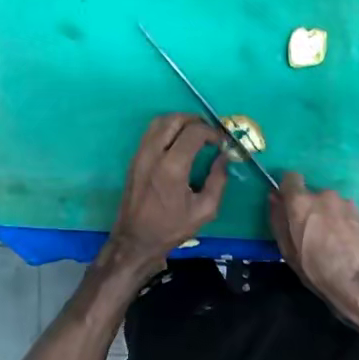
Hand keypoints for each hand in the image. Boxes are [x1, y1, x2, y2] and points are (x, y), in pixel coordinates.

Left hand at [108, 115, 228, 271]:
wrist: (135, 240)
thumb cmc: (171, 228)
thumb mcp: (204, 210)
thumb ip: (217, 181)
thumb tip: (224, 158)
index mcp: (172, 168)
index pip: (194, 132)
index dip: (211, 132)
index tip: (220, 142)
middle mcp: (153, 154)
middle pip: (174, 119)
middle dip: (195, 120)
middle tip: (208, 133)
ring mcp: (140, 154)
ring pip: (159, 121)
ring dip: (179, 122)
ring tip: (194, 134)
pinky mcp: (134, 159)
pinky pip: (150, 132)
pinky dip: (167, 129)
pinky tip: (178, 143)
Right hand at [268, 172, 358, 340]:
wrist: (358, 280)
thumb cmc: (317, 269)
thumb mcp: (288, 250)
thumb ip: (278, 220)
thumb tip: (274, 198)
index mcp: (302, 202)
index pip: (291, 178)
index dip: (288, 190)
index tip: (289, 205)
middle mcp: (325, 196)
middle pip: (312, 195)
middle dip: (310, 209)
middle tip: (311, 233)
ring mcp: (346, 203)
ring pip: (331, 204)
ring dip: (328, 216)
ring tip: (331, 241)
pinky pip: (345, 213)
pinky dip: (343, 223)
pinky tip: (345, 243)